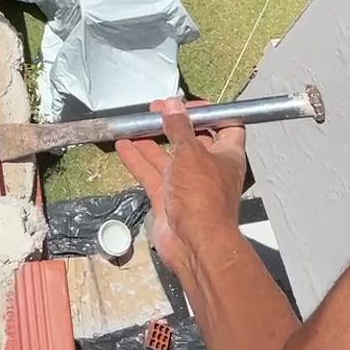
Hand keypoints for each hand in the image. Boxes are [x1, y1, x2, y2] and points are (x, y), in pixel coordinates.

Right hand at [120, 98, 248, 272]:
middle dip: (174, 125)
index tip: (187, 105)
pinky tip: (123, 145)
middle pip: (191, 140)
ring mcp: (187, 185)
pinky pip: (152, 173)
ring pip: (167, 157)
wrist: (194, 244)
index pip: (225, 126)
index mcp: (226, 155)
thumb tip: (173, 105)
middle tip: (155, 111)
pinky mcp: (168, 199)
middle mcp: (208, 168)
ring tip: (135, 124)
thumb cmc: (202, 195)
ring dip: (151, 140)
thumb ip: (179, 128)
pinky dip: (137, 159)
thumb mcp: (190, 153)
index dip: (209, 113)